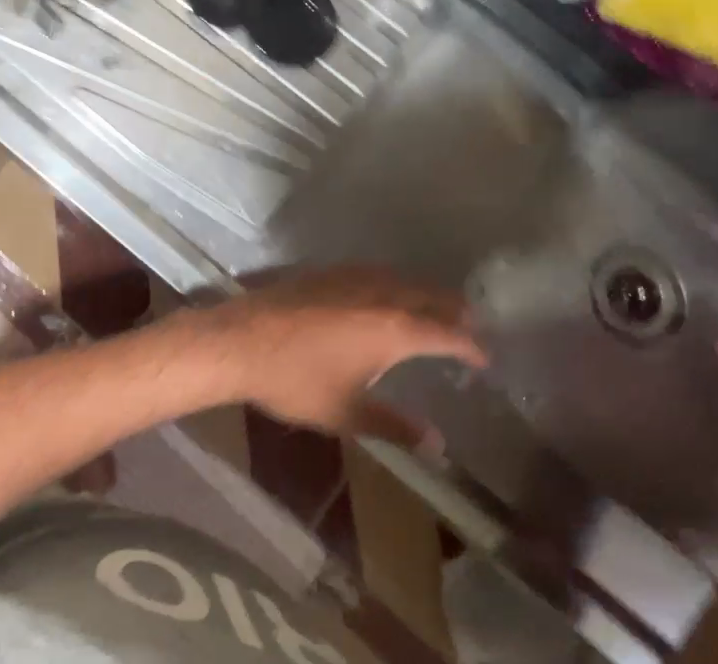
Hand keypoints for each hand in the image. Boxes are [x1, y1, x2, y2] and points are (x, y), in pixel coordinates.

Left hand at [201, 266, 485, 447]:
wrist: (234, 342)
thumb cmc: (292, 381)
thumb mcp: (345, 413)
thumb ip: (394, 426)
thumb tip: (437, 445)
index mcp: (393, 328)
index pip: (447, 332)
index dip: (471, 345)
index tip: (484, 358)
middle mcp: (377, 295)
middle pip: (429, 296)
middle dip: (454, 311)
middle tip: (470, 327)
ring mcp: (346, 278)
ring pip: (399, 278)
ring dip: (422, 292)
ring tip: (432, 308)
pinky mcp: (319, 273)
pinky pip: (369, 272)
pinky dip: (389, 282)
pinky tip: (380, 294)